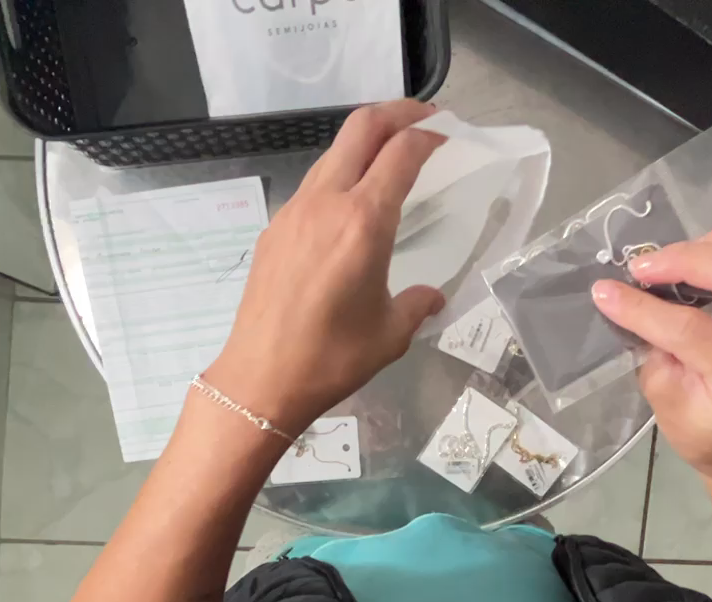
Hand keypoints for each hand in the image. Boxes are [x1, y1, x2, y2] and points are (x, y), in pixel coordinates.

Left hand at [202, 100, 447, 433]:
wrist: (261, 379)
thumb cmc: (332, 359)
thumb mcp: (390, 336)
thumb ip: (416, 306)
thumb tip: (432, 298)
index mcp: (364, 222)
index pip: (402, 152)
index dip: (431, 134)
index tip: (449, 135)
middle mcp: (327, 202)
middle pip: (362, 128)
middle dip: (398, 113)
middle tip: (424, 120)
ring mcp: (294, 212)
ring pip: (333, 152)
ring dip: (364, 143)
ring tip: (388, 159)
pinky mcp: (274, 230)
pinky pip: (313, 186)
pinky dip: (339, 175)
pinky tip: (349, 207)